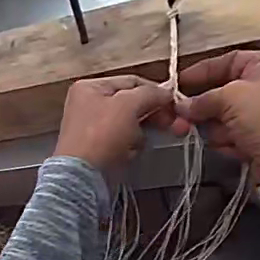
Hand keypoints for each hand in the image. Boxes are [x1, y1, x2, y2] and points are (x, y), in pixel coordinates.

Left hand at [52, 76, 176, 175]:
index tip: (176, 104)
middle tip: (175, 124)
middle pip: (133, 104)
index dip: (156, 91)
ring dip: (140, 133)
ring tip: (137, 143)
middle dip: (153, 114)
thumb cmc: (102, 136)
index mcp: (91, 87)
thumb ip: (150, 94)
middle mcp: (90, 105)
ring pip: (131, 125)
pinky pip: (124, 143)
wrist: (82, 178)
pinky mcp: (99, 150)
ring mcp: (94, 129)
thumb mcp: (128, 105)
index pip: (132, 81)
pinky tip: (128, 154)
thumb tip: (167, 92)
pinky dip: (130, 147)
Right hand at [172, 50, 259, 183]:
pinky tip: (236, 148)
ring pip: (223, 118)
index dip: (201, 72)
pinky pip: (232, 137)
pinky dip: (229, 143)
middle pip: (222, 92)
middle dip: (203, 107)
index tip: (177, 85)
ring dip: (217, 129)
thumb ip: (203, 99)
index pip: (227, 61)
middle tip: (181, 120)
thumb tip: (182, 106)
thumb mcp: (232, 97)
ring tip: (225, 136)